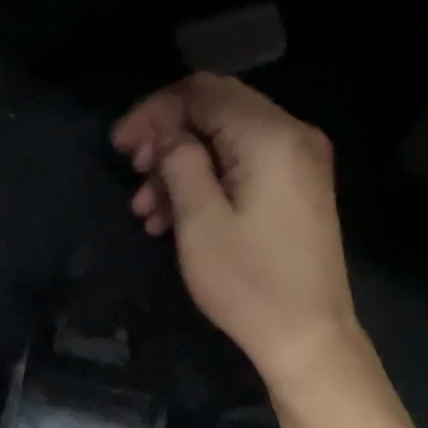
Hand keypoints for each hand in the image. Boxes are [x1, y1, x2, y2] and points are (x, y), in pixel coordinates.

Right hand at [112, 73, 359, 381]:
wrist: (307, 335)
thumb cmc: (248, 282)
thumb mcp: (200, 221)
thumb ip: (179, 161)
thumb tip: (166, 132)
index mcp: (270, 136)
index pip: (203, 92)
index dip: (154, 111)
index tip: (120, 146)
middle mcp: (293, 135)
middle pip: (216, 111)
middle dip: (166, 137)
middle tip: (132, 174)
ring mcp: (300, 163)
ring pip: (226, 141)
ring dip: (181, 166)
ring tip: (146, 212)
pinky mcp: (297, 189)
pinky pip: (243, 166)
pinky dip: (206, 182)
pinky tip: (174, 218)